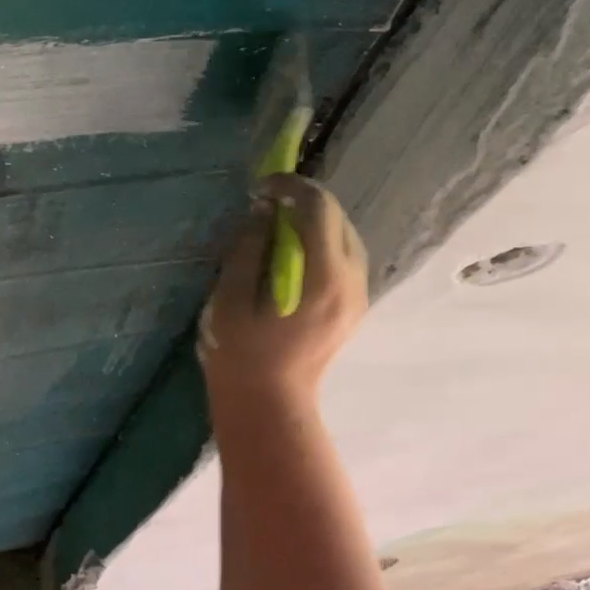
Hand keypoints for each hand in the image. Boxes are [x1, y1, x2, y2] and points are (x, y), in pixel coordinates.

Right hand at [197, 174, 367, 402]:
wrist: (270, 403)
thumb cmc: (242, 355)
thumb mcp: (231, 301)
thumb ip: (248, 252)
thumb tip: (262, 212)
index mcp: (322, 278)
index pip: (318, 209)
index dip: (290, 186)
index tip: (259, 186)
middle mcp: (351, 281)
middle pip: (337, 217)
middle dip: (303, 200)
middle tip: (264, 201)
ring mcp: (358, 294)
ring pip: (345, 234)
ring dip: (313, 219)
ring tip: (276, 223)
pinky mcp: (354, 304)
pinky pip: (344, 255)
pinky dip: (320, 240)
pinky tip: (292, 250)